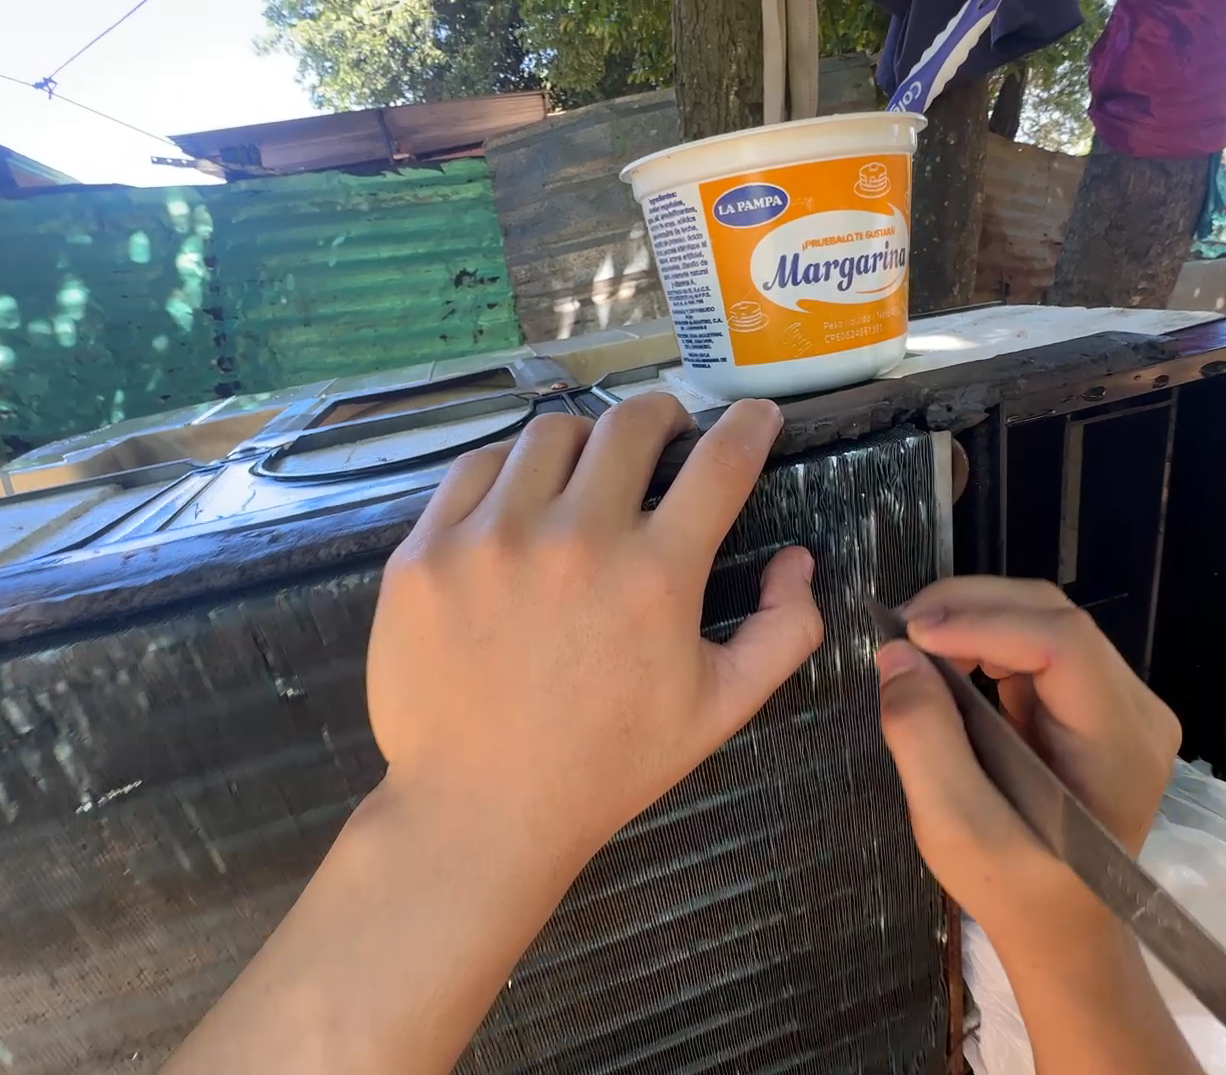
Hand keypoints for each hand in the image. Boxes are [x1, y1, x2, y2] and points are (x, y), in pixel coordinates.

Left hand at [365, 393, 824, 870]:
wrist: (478, 810)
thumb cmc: (610, 763)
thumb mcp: (721, 709)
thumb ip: (783, 631)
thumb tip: (799, 560)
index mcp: (655, 575)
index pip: (720, 463)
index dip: (750, 425)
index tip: (755, 415)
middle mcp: (575, 538)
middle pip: (632, 423)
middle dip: (664, 416)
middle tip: (666, 437)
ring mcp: (491, 538)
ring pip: (552, 433)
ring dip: (587, 441)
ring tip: (589, 473)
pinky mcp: (426, 551)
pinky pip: (477, 467)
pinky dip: (513, 469)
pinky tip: (520, 502)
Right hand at [873, 577, 1179, 934]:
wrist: (1060, 926)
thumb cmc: (1016, 890)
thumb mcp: (955, 827)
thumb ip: (923, 738)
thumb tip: (896, 653)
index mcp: (1120, 746)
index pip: (1063, 644)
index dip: (983, 622)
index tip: (911, 634)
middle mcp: (1133, 710)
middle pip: (1052, 615)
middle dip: (968, 607)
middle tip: (899, 629)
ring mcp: (1112, 700)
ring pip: (1039, 617)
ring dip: (970, 616)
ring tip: (913, 644)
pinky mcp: (1084, 698)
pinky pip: (1030, 640)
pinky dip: (978, 636)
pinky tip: (943, 658)